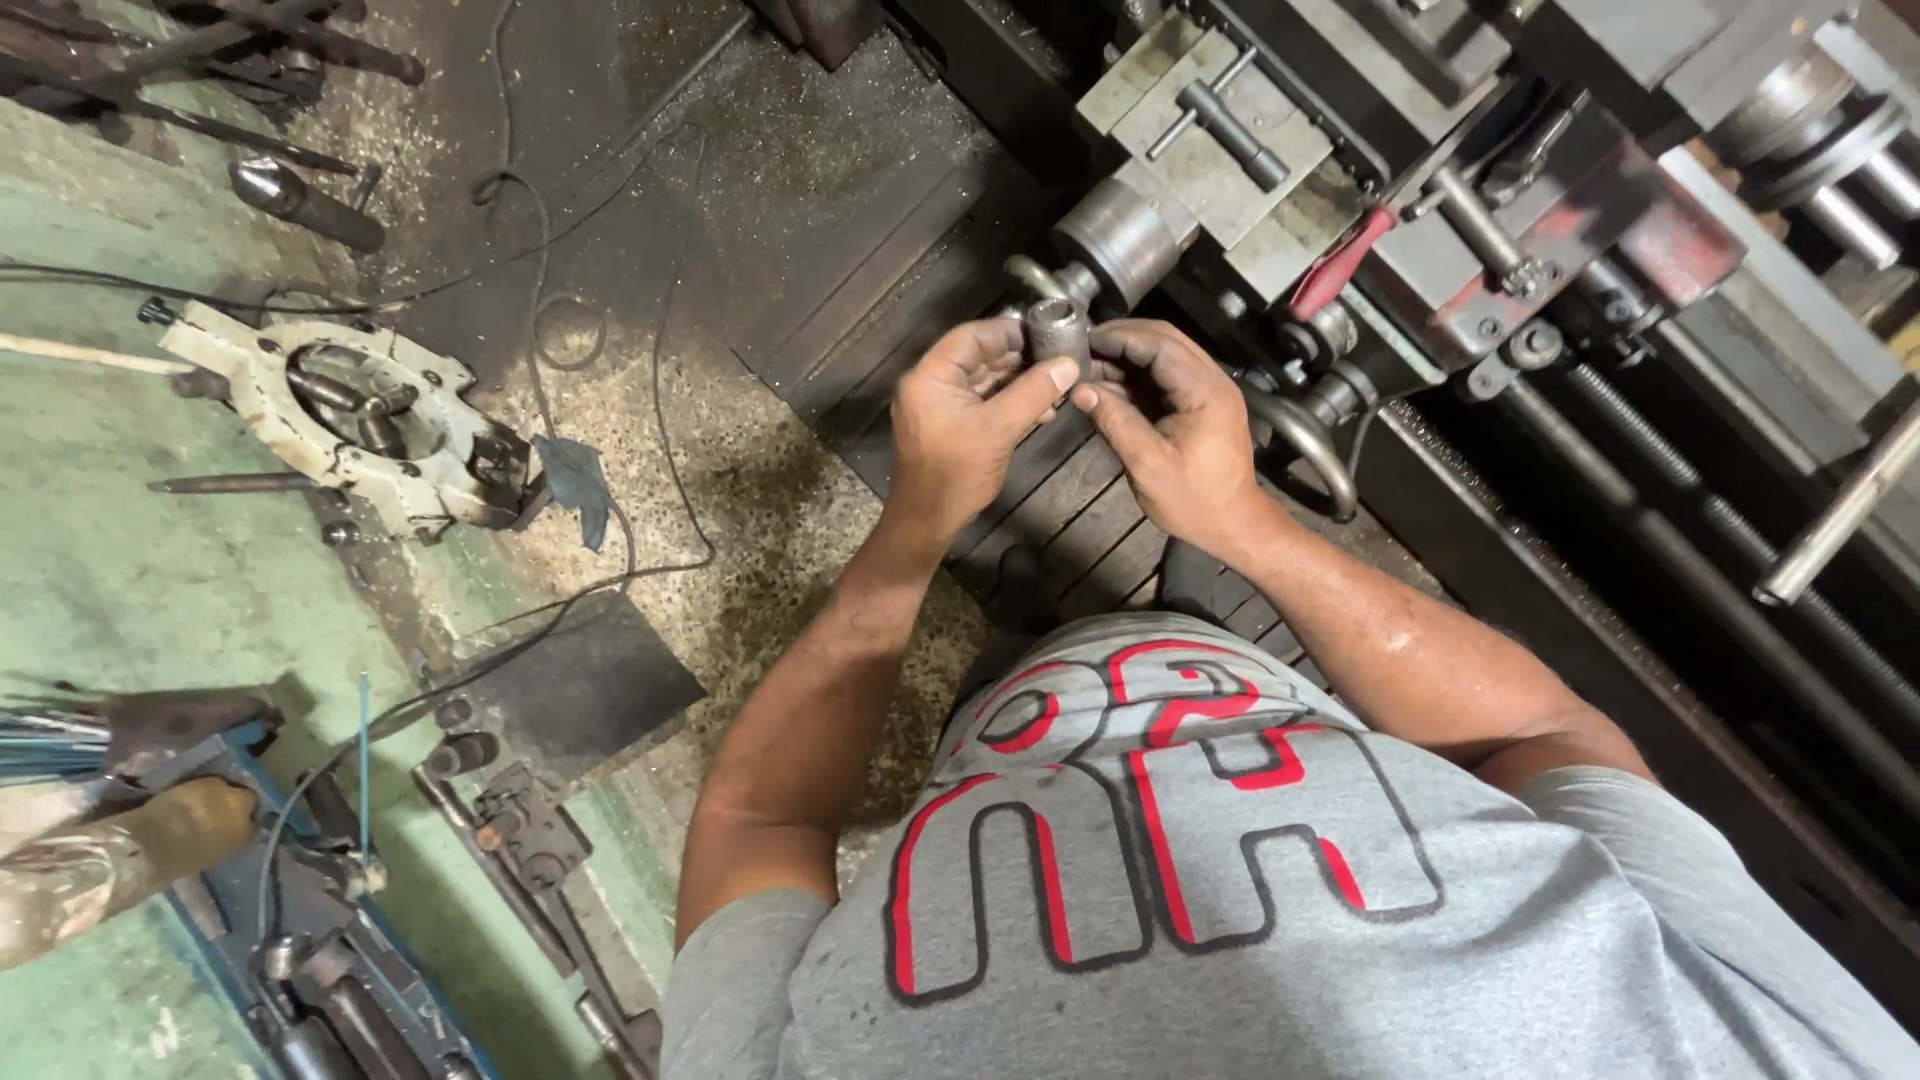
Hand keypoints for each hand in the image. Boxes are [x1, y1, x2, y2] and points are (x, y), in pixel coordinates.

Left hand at [889, 318, 1079, 541]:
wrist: (927, 521)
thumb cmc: (957, 474)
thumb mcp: (999, 430)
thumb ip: (1033, 393)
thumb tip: (1068, 364)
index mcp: (930, 377)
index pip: (971, 336)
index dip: (1009, 332)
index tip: (1045, 335)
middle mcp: (928, 384)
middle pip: (976, 357)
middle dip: (1017, 359)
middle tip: (1055, 359)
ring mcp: (935, 406)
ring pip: (980, 381)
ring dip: (1016, 382)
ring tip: (1053, 385)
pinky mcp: (945, 426)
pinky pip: (977, 403)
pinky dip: (1005, 402)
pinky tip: (1038, 410)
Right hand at [1072, 319, 1288, 564]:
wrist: (1233, 524)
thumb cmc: (1194, 501)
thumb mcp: (1148, 465)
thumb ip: (1115, 422)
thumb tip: (1080, 391)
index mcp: (1205, 391)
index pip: (1160, 344)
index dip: (1120, 337)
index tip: (1083, 341)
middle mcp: (1212, 381)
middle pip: (1165, 339)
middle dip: (1122, 339)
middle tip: (1081, 349)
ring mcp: (1209, 390)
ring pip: (1165, 354)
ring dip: (1127, 356)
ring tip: (1088, 366)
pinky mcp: (1201, 403)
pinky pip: (1167, 376)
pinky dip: (1137, 375)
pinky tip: (1108, 386)